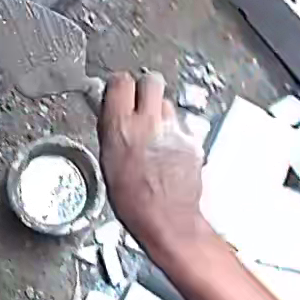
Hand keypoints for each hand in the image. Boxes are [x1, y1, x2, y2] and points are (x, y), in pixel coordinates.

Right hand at [98, 71, 212, 258]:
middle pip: (151, 80)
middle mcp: (148, 122)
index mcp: (120, 126)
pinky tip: (167, 149)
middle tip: (140, 101)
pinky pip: (180, 124)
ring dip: (160, 111)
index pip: (120, 81)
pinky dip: (173, 131)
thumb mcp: (107, 159)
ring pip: (168, 102)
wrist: (167, 220)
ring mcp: (173, 129)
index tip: (119, 91)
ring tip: (154, 131)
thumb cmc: (132, 198)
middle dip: (145, 88)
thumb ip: (110, 128)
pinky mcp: (191, 139)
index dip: (120, 85)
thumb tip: (109, 108)